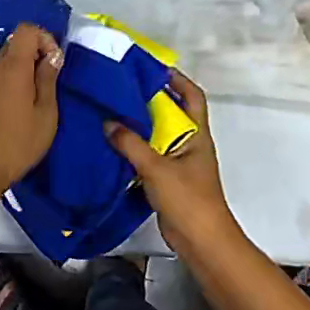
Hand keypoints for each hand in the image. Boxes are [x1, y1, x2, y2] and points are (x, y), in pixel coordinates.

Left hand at [0, 24, 61, 194]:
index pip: (25, 30)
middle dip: (33, 55)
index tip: (53, 61)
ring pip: (2, 61)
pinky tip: (11, 106)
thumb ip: (48, 78)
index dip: (43, 38)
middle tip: (45, 83)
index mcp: (13, 67)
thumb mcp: (46, 112)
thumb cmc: (21, 141)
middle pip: (14, 45)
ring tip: (29, 98)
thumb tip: (52, 55)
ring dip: (18, 69)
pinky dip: (4, 81)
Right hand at [105, 69, 238, 250]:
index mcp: (196, 134)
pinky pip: (146, 153)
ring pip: (156, 133)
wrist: (202, 242)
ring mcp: (178, 161)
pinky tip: (110, 142)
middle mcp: (189, 143)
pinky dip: (131, 146)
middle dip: (147, 98)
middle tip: (118, 86)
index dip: (175, 78)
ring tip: (108, 110)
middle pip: (170, 112)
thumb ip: (130, 143)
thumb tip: (108, 122)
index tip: (149, 67)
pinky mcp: (166, 177)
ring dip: (136, 123)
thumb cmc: (188, 199)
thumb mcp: (156, 168)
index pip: (191, 96)